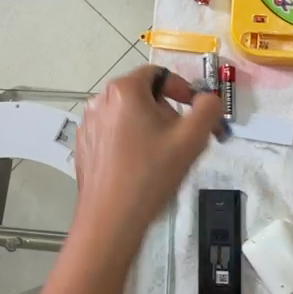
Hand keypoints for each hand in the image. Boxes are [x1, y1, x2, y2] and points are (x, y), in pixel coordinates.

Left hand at [73, 66, 223, 243]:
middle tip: (180, 139)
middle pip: (143, 94)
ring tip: (161, 156)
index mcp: (124, 90)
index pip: (159, 74)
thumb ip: (208, 110)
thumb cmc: (151, 174)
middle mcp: (100, 100)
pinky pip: (113, 133)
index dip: (182, 89)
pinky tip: (139, 167)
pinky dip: (130, 141)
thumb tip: (209, 100)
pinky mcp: (83, 146)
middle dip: (166, 111)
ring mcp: (88, 124)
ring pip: (128, 114)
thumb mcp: (191, 139)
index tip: (195, 113)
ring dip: (149, 127)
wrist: (111, 219)